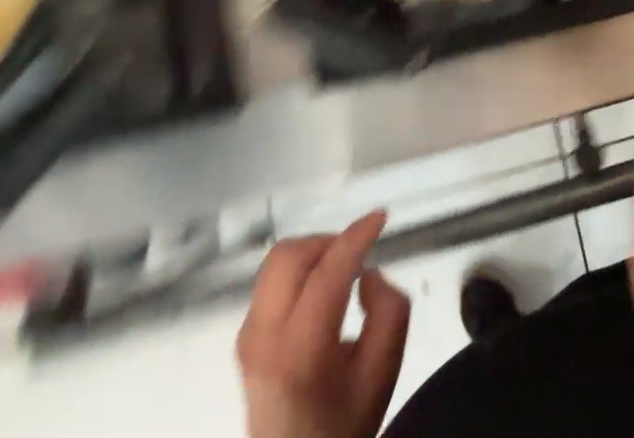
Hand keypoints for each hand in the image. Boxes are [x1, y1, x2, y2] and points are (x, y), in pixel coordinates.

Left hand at [237, 212, 410, 437]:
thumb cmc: (344, 424)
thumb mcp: (384, 371)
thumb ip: (390, 311)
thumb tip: (368, 276)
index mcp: (301, 349)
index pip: (328, 272)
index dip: (356, 236)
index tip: (381, 217)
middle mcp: (263, 336)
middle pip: (288, 256)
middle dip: (328, 239)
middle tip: (360, 249)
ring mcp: (246, 336)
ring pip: (275, 264)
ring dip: (313, 254)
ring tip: (344, 270)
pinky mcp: (244, 337)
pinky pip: (271, 283)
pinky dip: (301, 272)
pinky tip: (324, 292)